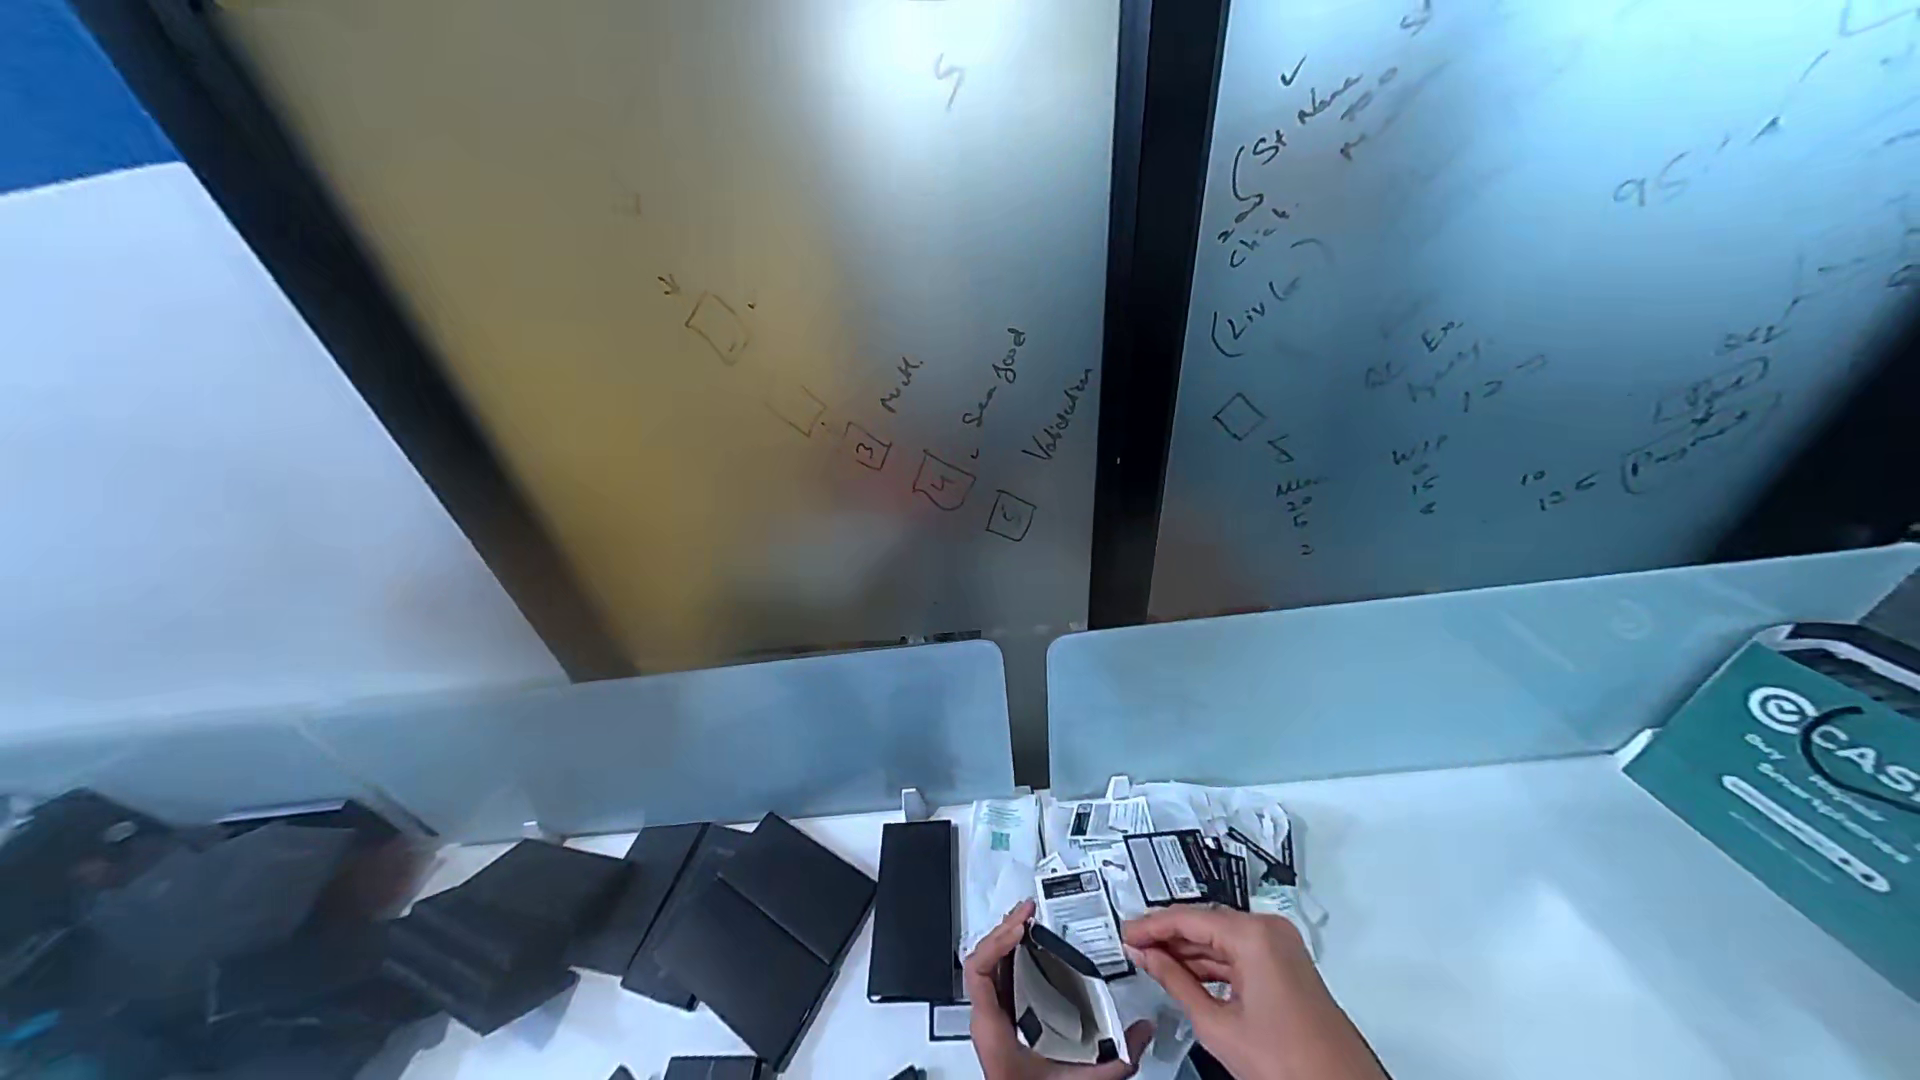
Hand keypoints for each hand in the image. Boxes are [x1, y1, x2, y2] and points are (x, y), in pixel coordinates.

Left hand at [964, 899, 1153, 1079]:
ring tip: (1026, 918)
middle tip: (1028, 911)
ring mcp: (990, 1016)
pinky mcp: (999, 1017)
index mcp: (992, 1028)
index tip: (1019, 928)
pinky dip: (1007, 954)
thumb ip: (1115, 1060)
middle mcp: (986, 1018)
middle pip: (982, 959)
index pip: (977, 972)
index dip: (995, 944)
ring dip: (1004, 937)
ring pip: (987, 965)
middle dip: (1004, 929)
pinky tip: (1024, 945)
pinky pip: (995, 975)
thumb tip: (1142, 1031)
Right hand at [1124, 907, 1385, 1079]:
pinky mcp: (1286, 964)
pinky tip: (1185, 974)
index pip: (1187, 918)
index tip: (1127, 933)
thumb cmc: (1291, 1067)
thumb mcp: (1217, 1025)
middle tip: (1135, 946)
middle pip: (1204, 923)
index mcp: (1253, 935)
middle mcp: (1269, 930)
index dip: (1151, 926)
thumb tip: (1148, 956)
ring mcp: (1280, 946)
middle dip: (1168, 937)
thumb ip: (1174, 982)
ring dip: (1187, 951)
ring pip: (1220, 938)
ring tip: (1153, 961)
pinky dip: (1211, 964)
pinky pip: (1238, 953)